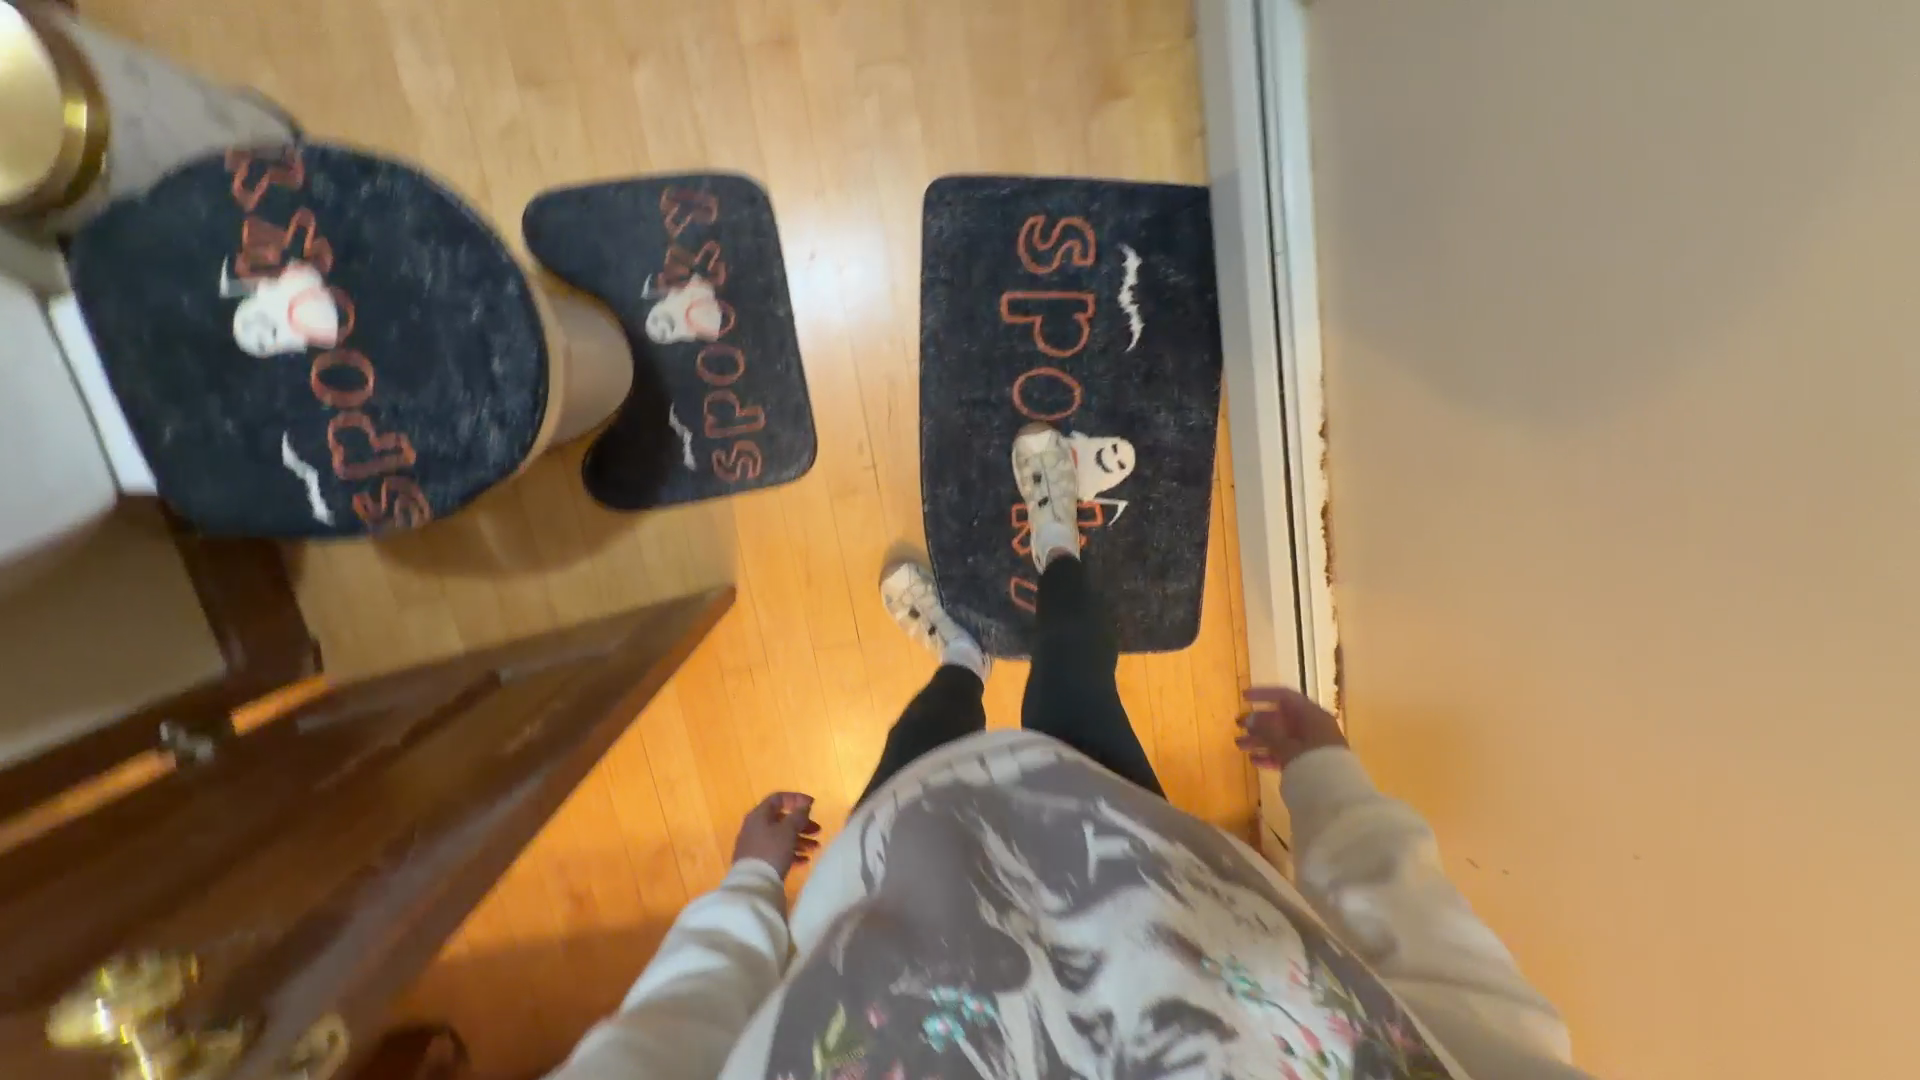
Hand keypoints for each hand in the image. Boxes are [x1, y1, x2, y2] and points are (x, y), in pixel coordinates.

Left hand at [732, 792, 821, 877]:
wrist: (752, 884)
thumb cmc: (771, 850)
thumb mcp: (788, 830)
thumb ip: (798, 815)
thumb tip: (804, 805)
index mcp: (759, 815)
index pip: (778, 798)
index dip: (797, 798)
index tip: (813, 805)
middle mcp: (755, 827)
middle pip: (781, 819)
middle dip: (802, 824)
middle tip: (818, 830)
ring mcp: (755, 845)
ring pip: (781, 837)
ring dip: (800, 840)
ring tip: (815, 848)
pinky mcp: (757, 862)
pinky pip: (777, 852)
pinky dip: (791, 853)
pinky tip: (805, 860)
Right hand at [1235, 687, 1346, 770]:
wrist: (1336, 798)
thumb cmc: (1310, 762)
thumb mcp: (1284, 743)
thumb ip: (1265, 729)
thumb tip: (1248, 718)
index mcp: (1311, 715)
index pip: (1285, 696)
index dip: (1263, 694)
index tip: (1243, 697)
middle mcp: (1313, 727)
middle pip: (1281, 718)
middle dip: (1258, 721)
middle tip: (1237, 724)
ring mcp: (1312, 747)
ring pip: (1282, 737)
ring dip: (1260, 739)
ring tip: (1239, 745)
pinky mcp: (1310, 765)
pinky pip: (1287, 754)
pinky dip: (1270, 755)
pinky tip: (1254, 760)